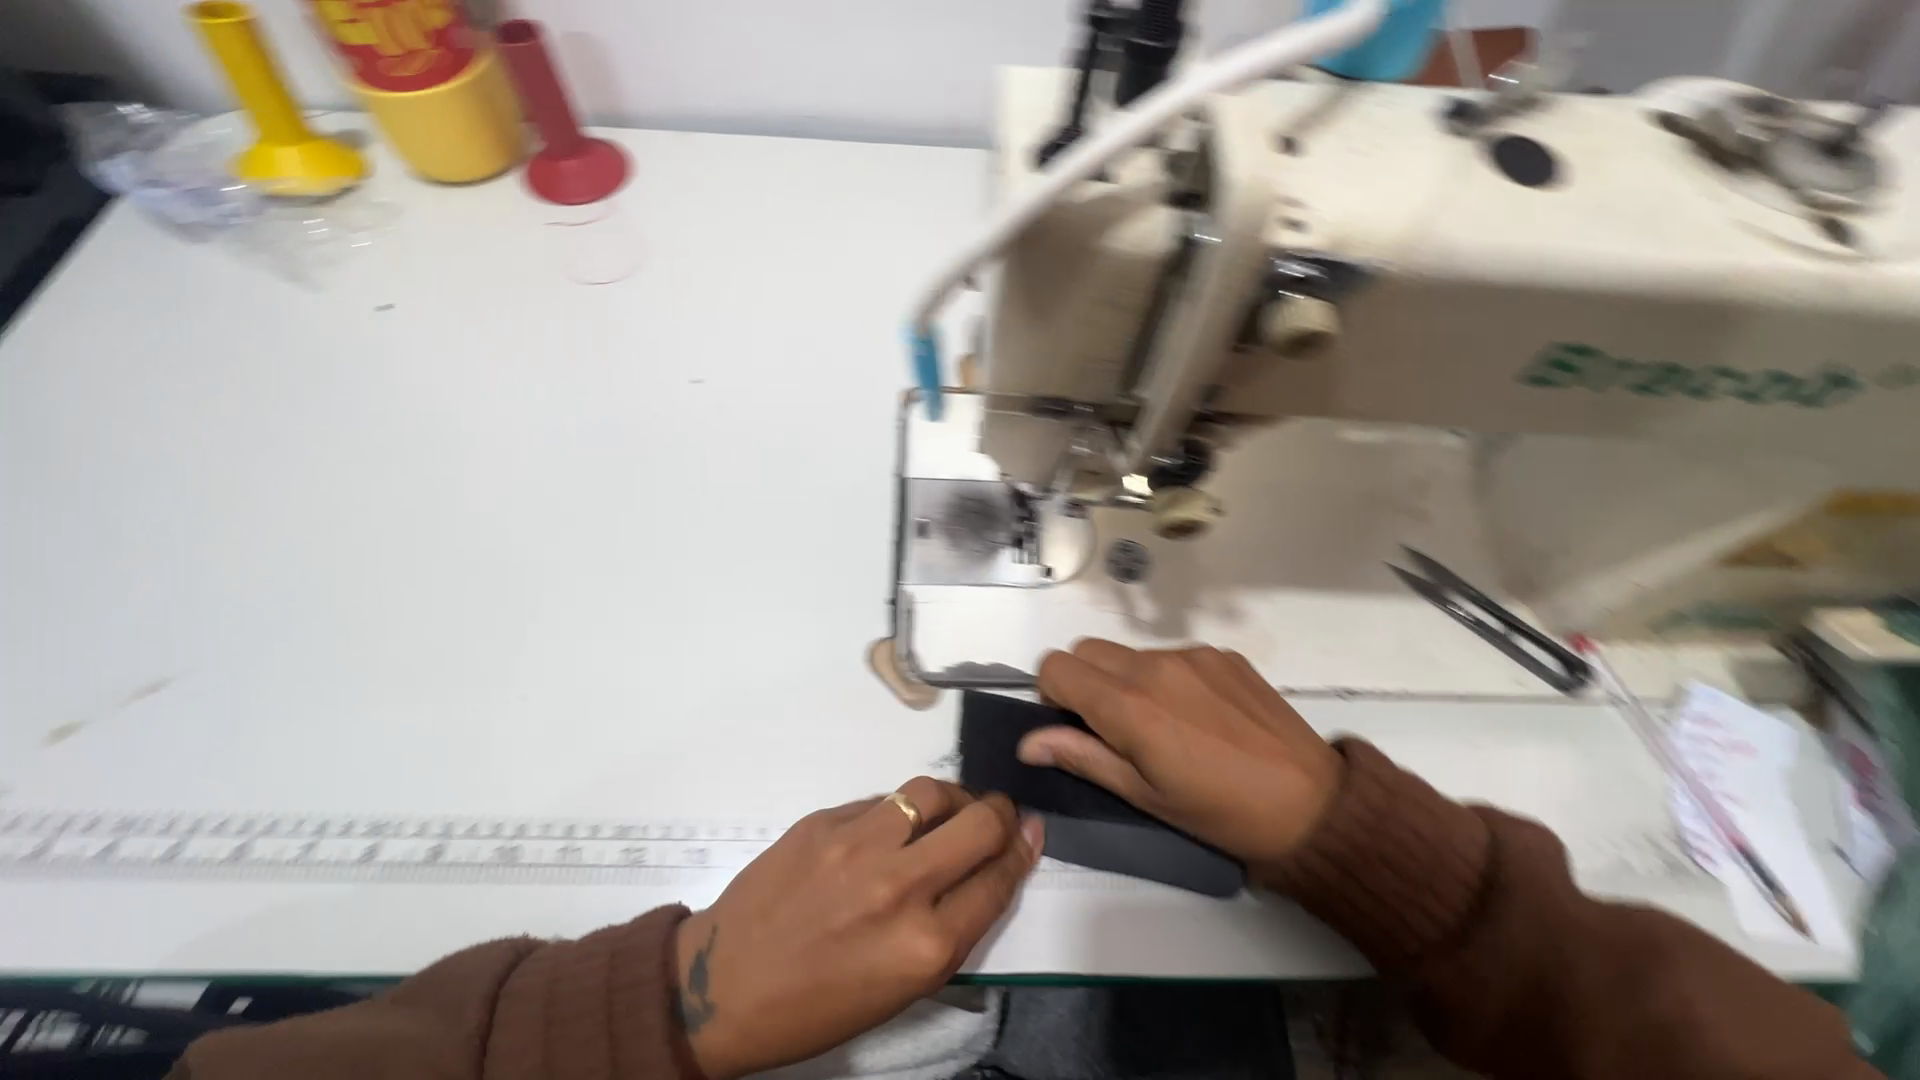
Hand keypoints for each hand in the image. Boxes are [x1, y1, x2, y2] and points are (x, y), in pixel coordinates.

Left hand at [673, 777, 1043, 1079]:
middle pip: (980, 823)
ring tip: (952, 811)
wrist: (724, 986)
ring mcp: (858, 845)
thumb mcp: (903, 988)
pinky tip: (893, 828)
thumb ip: (953, 928)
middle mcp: (900, 887)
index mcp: (926, 946)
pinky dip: (901, 810)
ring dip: (955, 798)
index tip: (1030, 833)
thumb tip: (992, 870)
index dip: (1023, 851)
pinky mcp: (822, 821)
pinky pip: (883, 800)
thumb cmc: (820, 1005)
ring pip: (933, 791)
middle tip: (998, 817)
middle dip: (1001, 814)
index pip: (999, 879)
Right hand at [1023, 639, 1342, 865]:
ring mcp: (1193, 655)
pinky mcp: (1224, 654)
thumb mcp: (1144, 795)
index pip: (1055, 666)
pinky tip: (1199, 716)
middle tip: (1113, 728)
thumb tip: (1028, 742)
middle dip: (1083, 682)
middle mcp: (1154, 665)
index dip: (1052, 695)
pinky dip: (1166, 677)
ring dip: (1126, 679)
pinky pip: (1172, 654)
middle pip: (1086, 650)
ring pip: (1129, 652)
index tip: (1076, 726)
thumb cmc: (1219, 812)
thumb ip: (1082, 757)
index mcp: (1129, 705)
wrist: (1313, 804)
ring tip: (1165, 726)